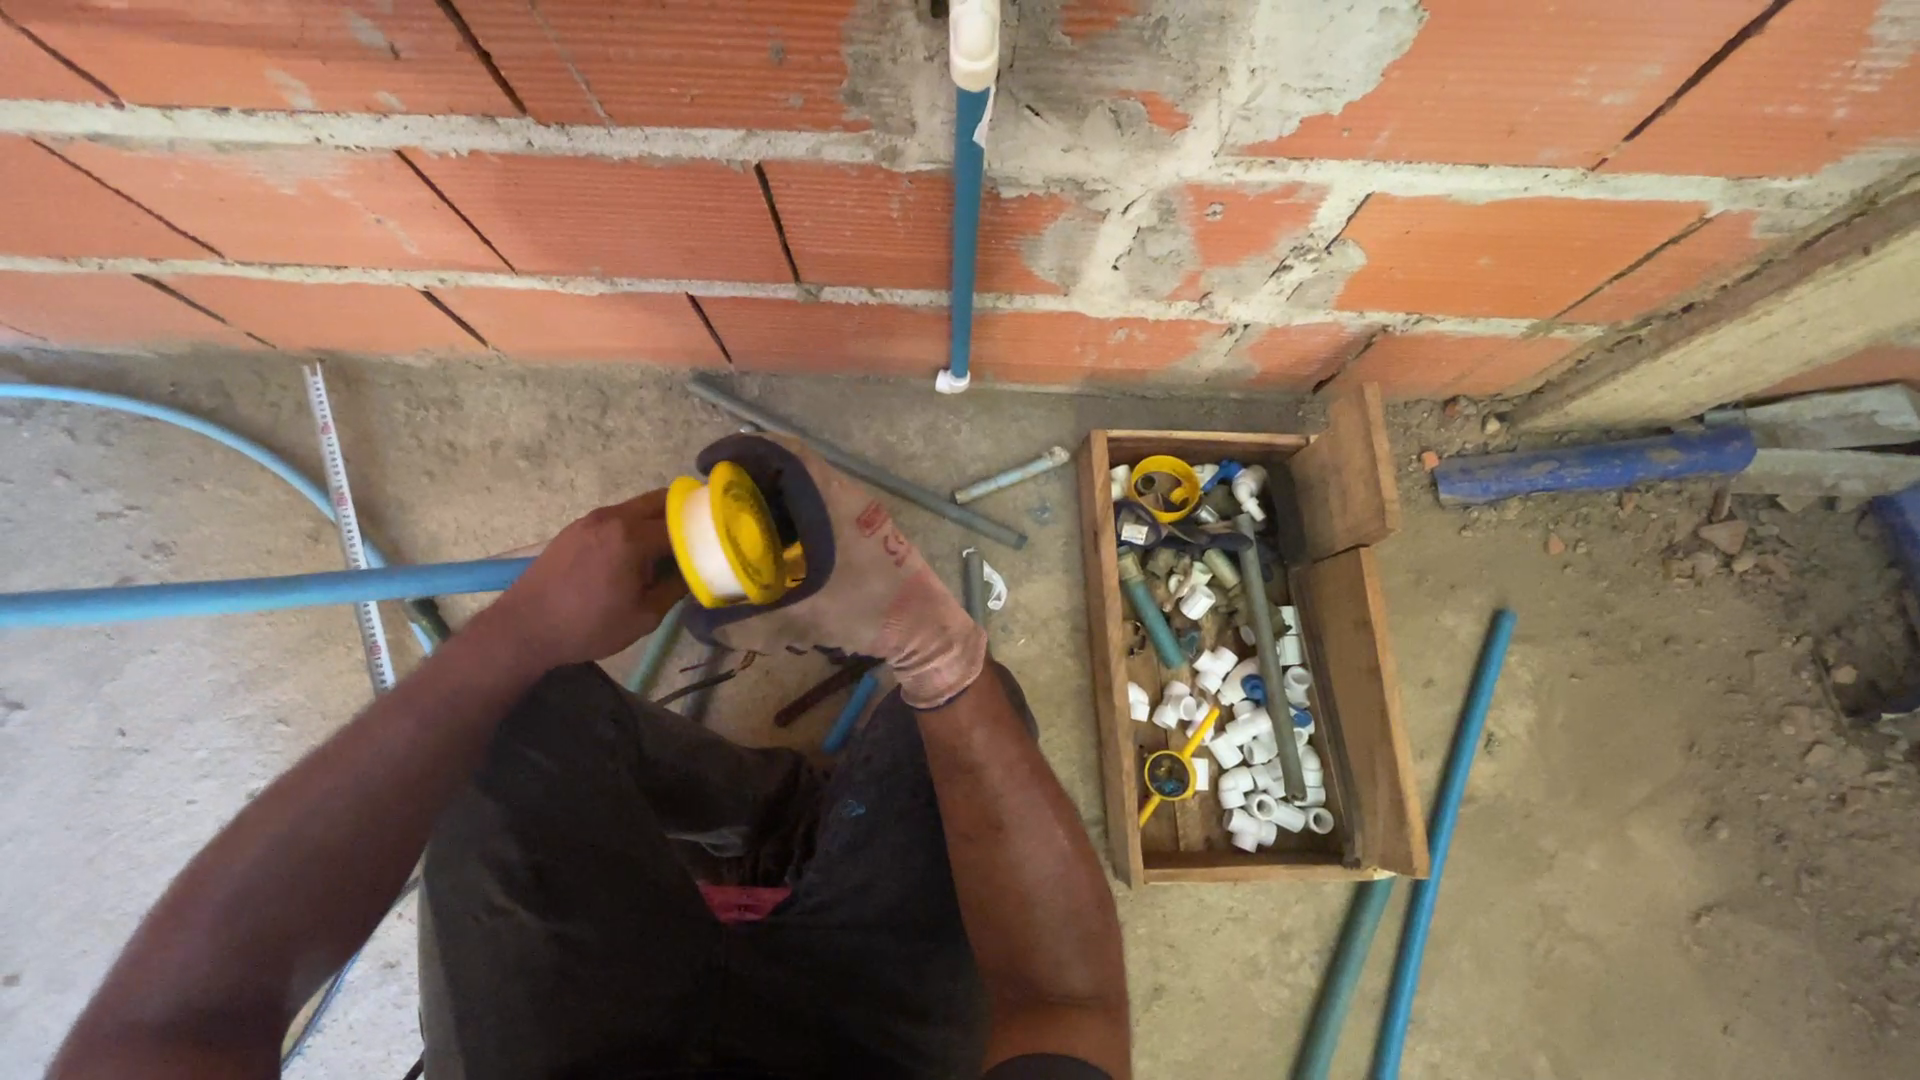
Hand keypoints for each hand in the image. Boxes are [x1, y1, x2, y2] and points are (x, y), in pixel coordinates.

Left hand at [482, 490, 687, 669]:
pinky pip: (618, 517)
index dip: (705, 533)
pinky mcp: (576, 528)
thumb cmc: (588, 626)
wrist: (524, 628)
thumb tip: (694, 573)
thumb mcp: (644, 616)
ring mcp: (591, 519)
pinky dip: (636, 526)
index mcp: (632, 538)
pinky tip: (639, 553)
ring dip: (660, 520)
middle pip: (662, 500)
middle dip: (686, 514)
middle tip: (703, 536)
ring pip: (638, 506)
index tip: (720, 544)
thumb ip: (675, 588)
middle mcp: (613, 518)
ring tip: (673, 548)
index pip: (683, 524)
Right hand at [683, 435, 986, 708]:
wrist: (925, 628)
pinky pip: (819, 508)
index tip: (709, 465)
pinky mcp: (865, 530)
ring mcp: (860, 512)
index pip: (785, 452)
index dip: (742, 449)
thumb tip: (699, 623)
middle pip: (791, 466)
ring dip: (771, 498)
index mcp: (833, 503)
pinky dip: (791, 517)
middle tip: (716, 498)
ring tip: (738, 522)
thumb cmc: (869, 612)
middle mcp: (848, 496)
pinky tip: (773, 548)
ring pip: (806, 488)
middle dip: (749, 476)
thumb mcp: (802, 621)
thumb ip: (746, 624)